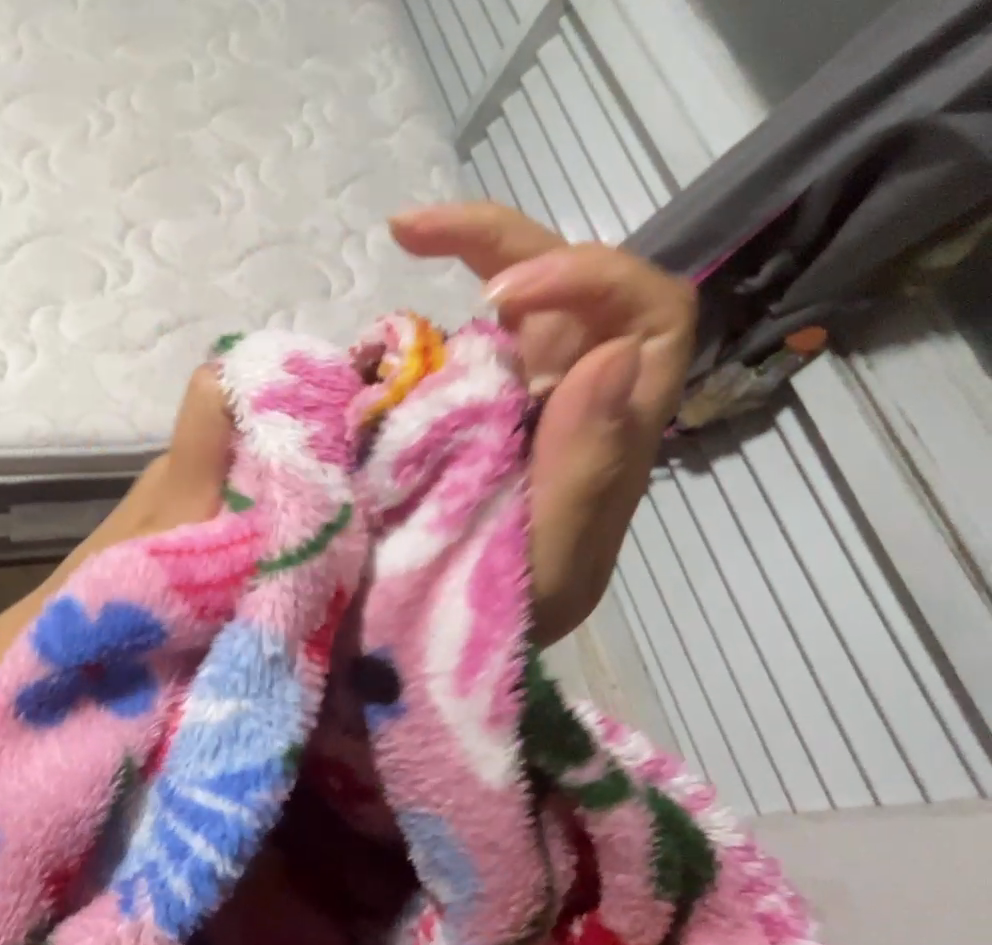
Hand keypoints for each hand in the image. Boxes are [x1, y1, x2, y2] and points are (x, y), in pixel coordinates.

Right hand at [390, 202, 695, 643]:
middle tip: (406, 232)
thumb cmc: (502, 618)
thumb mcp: (554, 566)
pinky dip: (412, 326)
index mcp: (607, 424)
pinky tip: (370, 341)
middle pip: (569, 280)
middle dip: (497, 238)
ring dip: (462, 256)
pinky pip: (447, 344)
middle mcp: (568, 394)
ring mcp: (507, 397)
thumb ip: (589, 471)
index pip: (643, 311)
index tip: (489, 301)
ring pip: (509, 296)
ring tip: (399, 243)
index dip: (582, 278)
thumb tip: (612, 352)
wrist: (434, 644)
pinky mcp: (451, 409)